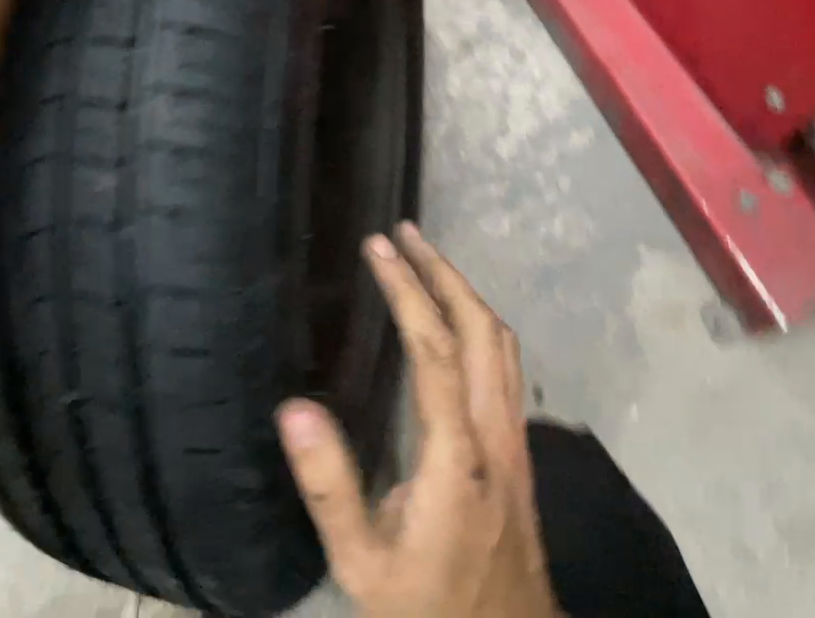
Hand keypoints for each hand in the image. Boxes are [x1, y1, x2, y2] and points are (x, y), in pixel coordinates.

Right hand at [277, 224, 563, 617]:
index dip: (408, 292)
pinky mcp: (520, 453)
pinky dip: (479, 324)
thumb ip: (329, 487)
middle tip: (406, 234)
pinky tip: (456, 323)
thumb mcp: (361, 562)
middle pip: (483, 331)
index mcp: (457, 456)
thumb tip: (294, 409)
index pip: (435, 350)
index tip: (379, 248)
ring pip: (504, 345)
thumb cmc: (427, 605)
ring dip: (466, 294)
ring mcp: (516, 443)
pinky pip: (507, 366)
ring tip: (429, 260)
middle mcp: (495, 435)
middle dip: (445, 273)